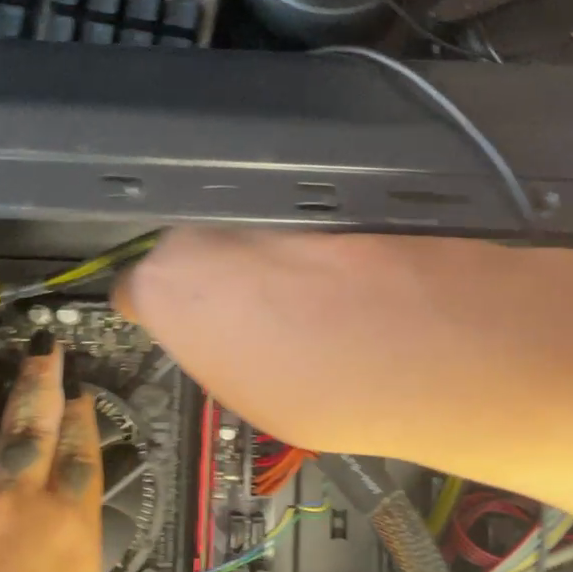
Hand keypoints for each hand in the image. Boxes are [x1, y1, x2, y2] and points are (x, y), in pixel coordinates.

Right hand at [114, 227, 572, 475]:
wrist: (432, 339)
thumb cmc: (330, 388)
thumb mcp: (247, 394)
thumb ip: (212, 348)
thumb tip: (214, 333)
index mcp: (170, 284)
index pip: (140, 285)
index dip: (169, 305)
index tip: (191, 320)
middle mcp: (208, 224)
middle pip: (194, 242)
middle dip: (216, 268)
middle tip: (261, 306)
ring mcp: (264, 194)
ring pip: (249, 218)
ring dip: (269, 244)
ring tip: (315, 287)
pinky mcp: (321, 177)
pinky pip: (302, 203)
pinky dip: (317, 227)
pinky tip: (350, 261)